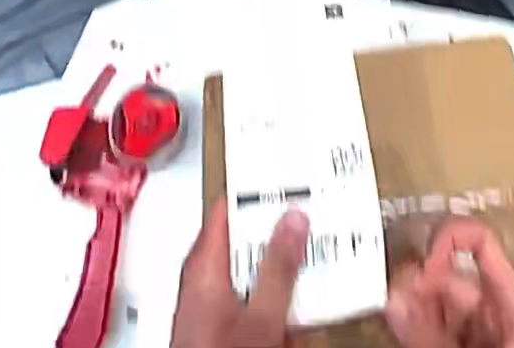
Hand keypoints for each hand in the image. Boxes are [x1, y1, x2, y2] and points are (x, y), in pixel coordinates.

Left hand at [173, 199, 309, 347]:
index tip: (287, 184)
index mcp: (203, 267)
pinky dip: (273, 302)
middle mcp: (203, 283)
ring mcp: (211, 308)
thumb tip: (295, 219)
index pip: (228, 208)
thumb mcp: (260, 317)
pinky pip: (252, 300)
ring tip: (310, 270)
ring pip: (253, 273)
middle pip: (245, 241)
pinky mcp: (221, 329)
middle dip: (279, 237)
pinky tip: (294, 313)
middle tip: (309, 225)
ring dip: (281, 274)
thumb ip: (279, 266)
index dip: (258, 193)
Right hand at [384, 218, 513, 347]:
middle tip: (387, 302)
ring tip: (389, 321)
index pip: (481, 242)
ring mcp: (486, 341)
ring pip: (440, 309)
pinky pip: (439, 335)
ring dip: (412, 312)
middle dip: (417, 285)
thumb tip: (395, 296)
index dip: (447, 241)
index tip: (420, 269)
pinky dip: (418, 334)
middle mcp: (500, 316)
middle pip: (451, 278)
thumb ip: (432, 334)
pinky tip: (400, 335)